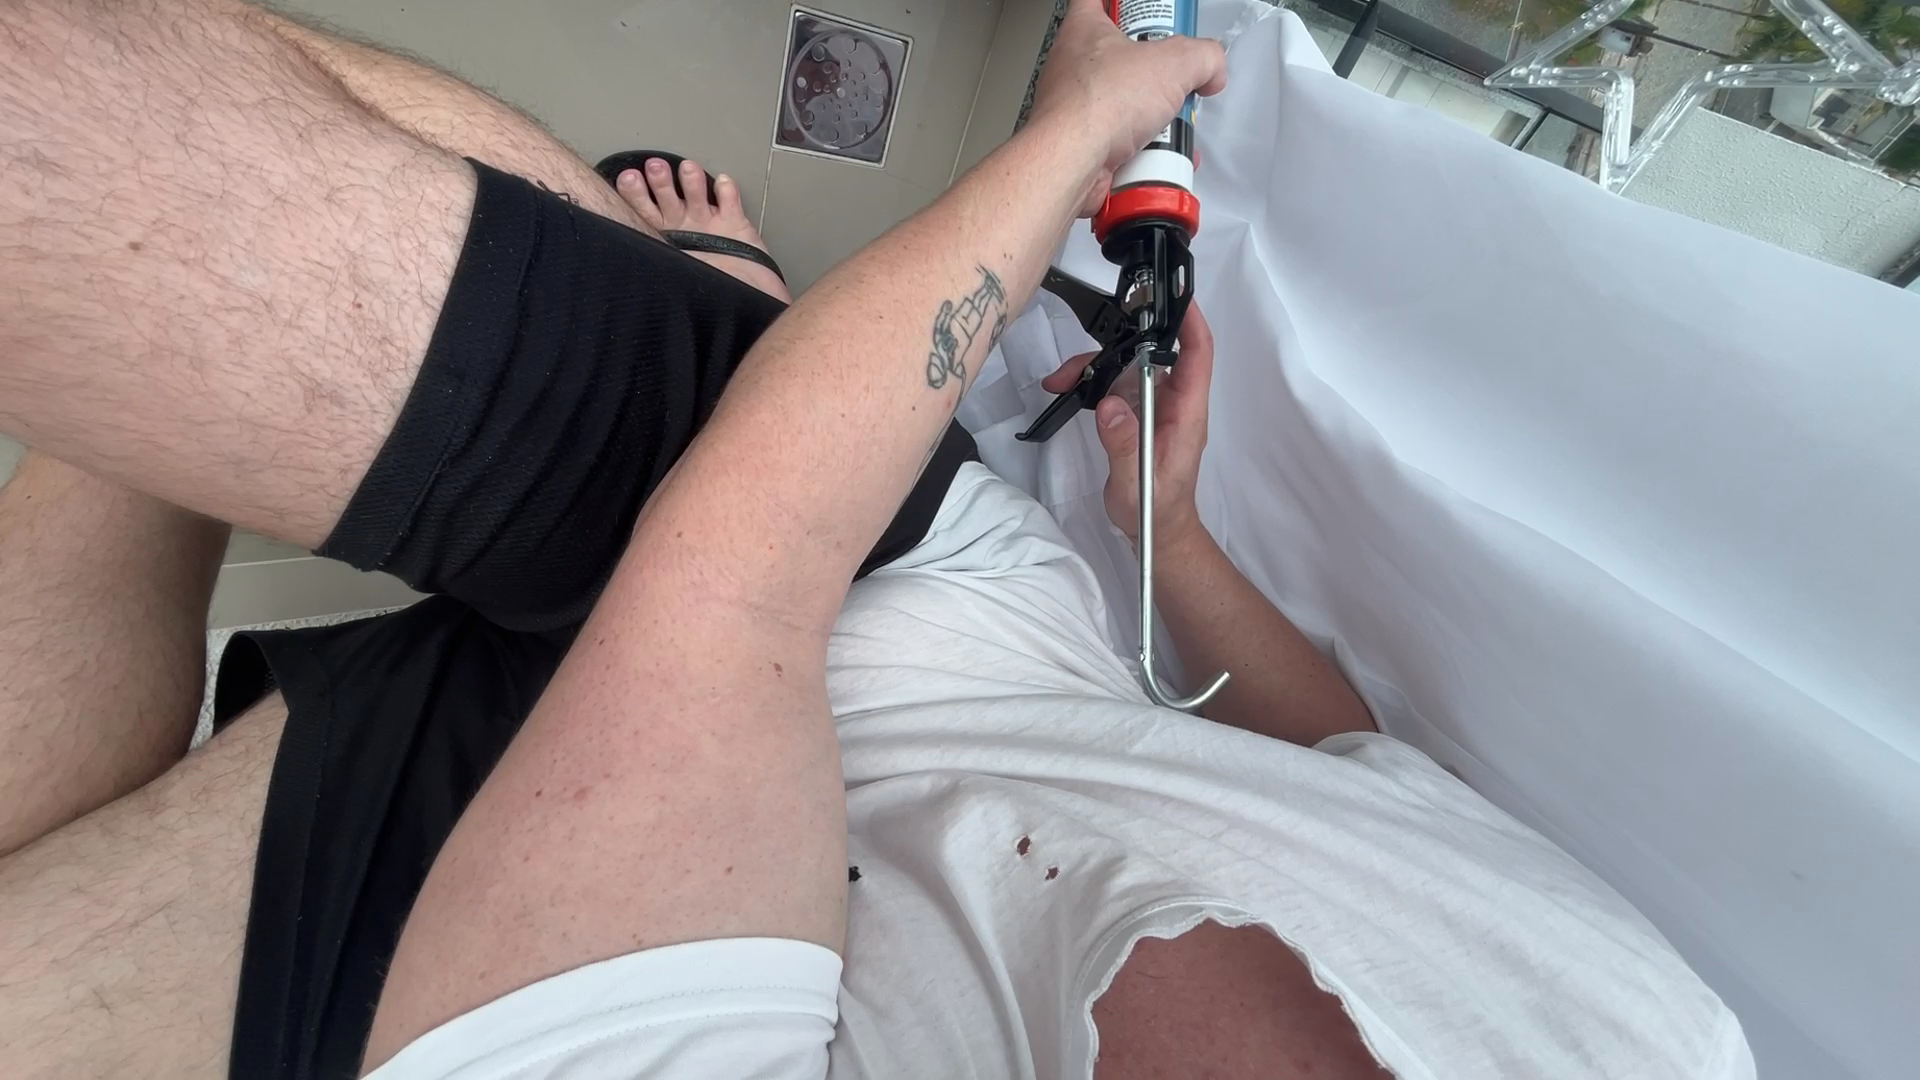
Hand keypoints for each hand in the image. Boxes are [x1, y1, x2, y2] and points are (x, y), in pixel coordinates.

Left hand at [1027, 0, 1228, 214]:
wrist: (1072, 164)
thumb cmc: (1099, 105)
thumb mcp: (1175, 62)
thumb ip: (1203, 58)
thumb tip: (1212, 69)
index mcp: (1083, 30)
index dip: (1120, 4)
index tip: (1143, 12)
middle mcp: (1071, 71)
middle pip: (1116, 62)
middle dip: (1148, 75)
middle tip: (1168, 80)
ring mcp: (1071, 114)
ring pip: (1117, 110)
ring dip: (1147, 122)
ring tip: (1164, 126)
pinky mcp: (1078, 151)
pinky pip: (1113, 149)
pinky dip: (1137, 157)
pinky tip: (1153, 160)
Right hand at [1042, 304, 1214, 548]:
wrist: (1156, 532)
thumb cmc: (1155, 511)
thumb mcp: (1137, 483)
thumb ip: (1125, 446)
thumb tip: (1109, 406)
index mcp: (1186, 415)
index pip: (1198, 356)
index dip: (1191, 322)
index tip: (1173, 296)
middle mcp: (1173, 404)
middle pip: (1152, 356)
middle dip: (1116, 347)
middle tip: (1075, 359)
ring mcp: (1154, 409)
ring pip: (1128, 370)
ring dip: (1094, 368)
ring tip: (1059, 380)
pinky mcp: (1136, 417)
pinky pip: (1116, 388)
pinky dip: (1092, 384)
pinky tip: (1068, 390)